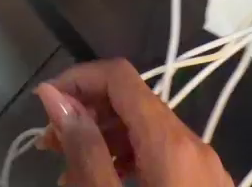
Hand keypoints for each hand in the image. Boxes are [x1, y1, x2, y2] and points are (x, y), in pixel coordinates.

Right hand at [35, 60, 231, 186]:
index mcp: (173, 141)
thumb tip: (53, 94)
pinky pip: (162, 160)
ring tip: (70, 173)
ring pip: (146, 134)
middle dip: (86, 114)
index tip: (44, 106)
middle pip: (133, 103)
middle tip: (48, 146)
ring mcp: (207, 170)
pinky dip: (129, 162)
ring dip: (104, 141)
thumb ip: (84, 149)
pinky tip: (107, 183)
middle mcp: (195, 144)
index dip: (78, 78)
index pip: (120, 75)